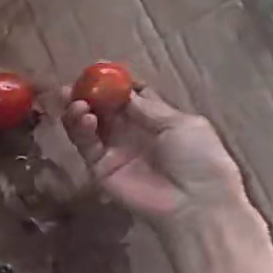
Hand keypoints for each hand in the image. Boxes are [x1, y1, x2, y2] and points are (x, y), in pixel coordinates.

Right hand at [59, 87, 250, 231]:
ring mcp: (114, 150)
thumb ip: (148, 109)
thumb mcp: (181, 125)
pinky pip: (86, 145)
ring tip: (75, 101)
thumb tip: (123, 92)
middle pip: (104, 109)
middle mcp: (132, 132)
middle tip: (73, 84)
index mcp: (157, 119)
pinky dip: (81, 130)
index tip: (99, 70)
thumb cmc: (199, 159)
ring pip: (90, 125)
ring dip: (80, 110)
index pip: (130, 96)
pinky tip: (84, 117)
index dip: (115, 83)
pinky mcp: (99, 167)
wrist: (193, 202)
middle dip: (89, 95)